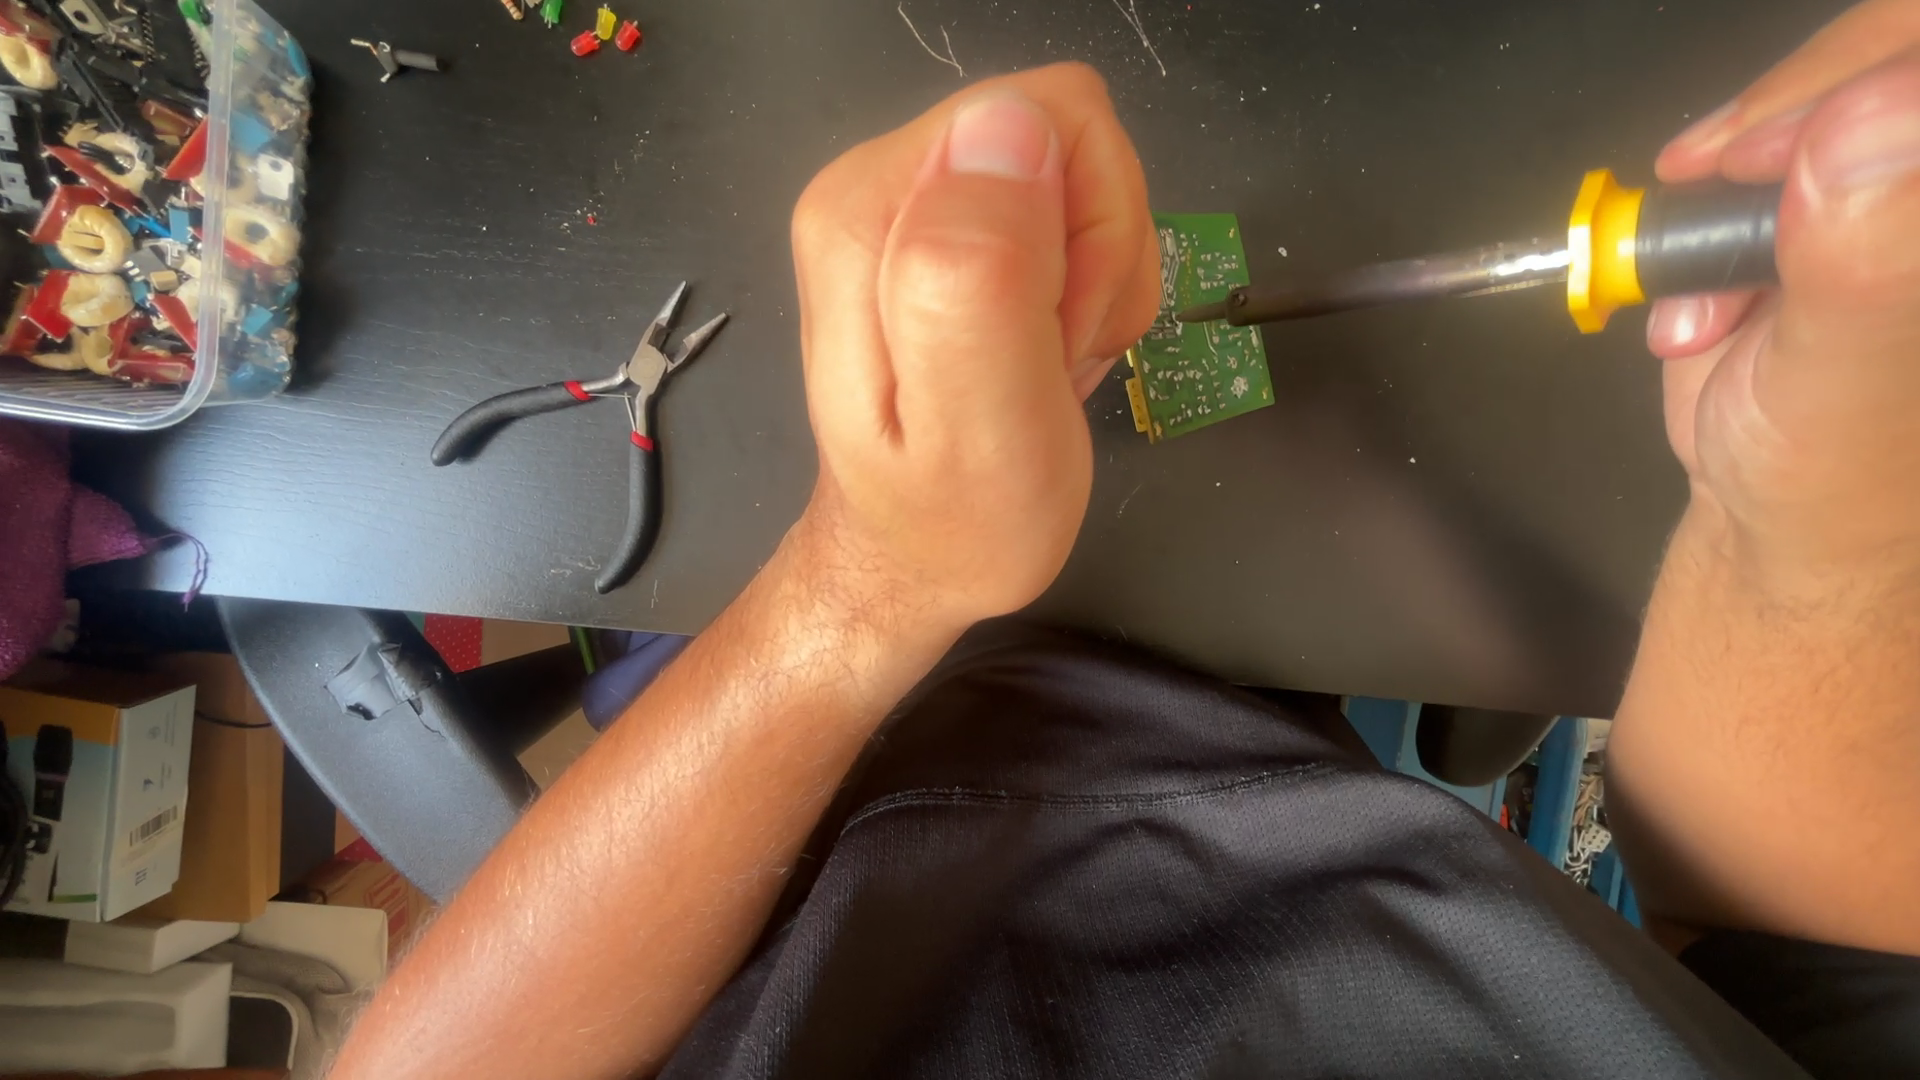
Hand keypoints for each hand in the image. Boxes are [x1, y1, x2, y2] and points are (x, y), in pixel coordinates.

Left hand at [788, 64, 1159, 627]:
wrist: (918, 560)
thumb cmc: (956, 522)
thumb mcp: (977, 427)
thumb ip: (982, 279)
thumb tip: (1010, 131)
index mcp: (867, 216)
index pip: (1049, 125)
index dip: (1088, 238)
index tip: (1052, 338)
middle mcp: (877, 189)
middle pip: (1064, 144)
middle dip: (1091, 263)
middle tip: (1050, 359)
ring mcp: (916, 212)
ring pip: (1078, 186)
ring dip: (1090, 288)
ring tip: (1044, 370)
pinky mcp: (953, 240)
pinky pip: (1069, 224)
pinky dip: (1081, 300)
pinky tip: (1044, 361)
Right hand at [1647, 0, 1919, 587]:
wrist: (1776, 502)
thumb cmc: (1835, 464)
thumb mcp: (1852, 376)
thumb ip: (1869, 262)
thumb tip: (1862, 120)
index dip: (1872, 73)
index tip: (1759, 153)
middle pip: (1888, 58)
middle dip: (1785, 117)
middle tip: (1705, 177)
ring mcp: (1888, 196)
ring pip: (1813, 107)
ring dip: (1719, 195)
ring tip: (1694, 286)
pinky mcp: (1816, 219)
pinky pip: (1749, 171)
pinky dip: (1689, 231)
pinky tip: (1690, 299)